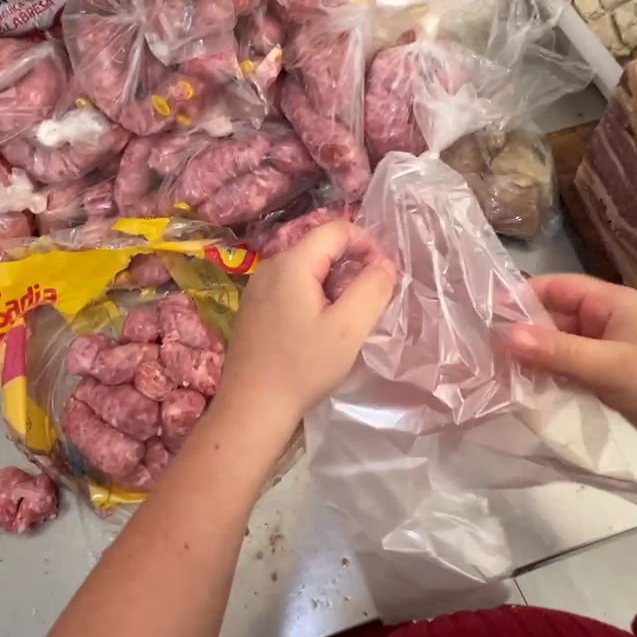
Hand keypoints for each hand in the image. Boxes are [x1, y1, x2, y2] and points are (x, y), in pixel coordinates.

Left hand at [219, 221, 396, 422]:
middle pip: (321, 247)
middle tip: (369, 302)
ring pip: (307, 268)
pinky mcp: (254, 307)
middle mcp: (270, 266)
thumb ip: (372, 289)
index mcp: (291, 263)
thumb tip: (385, 264)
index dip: (367, 244)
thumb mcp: (347, 329)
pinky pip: (291, 286)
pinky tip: (319, 329)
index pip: (336, 229)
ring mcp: (258, 287)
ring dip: (334, 283)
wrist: (251, 406)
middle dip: (351, 265)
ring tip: (347, 318)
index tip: (383, 277)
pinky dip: (313, 296)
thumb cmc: (302, 367)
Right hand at [501, 274, 636, 470]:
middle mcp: (609, 322)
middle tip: (480, 349)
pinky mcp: (614, 381)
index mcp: (612, 303)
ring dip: (534, 357)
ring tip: (494, 371)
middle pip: (554, 317)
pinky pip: (573, 371)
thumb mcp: (610, 367)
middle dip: (521, 331)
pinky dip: (551, 377)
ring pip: (561, 346)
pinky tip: (525, 390)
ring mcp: (612, 353)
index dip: (519, 297)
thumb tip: (503, 334)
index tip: (482, 315)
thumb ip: (556, 351)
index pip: (555, 287)